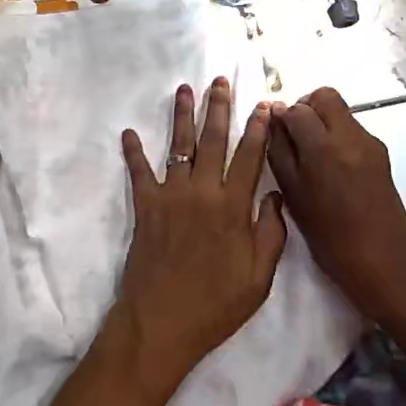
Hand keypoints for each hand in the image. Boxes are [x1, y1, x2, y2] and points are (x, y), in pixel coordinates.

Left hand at [108, 78, 286, 394]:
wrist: (162, 324)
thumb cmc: (216, 305)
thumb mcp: (259, 278)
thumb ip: (272, 234)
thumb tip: (277, 197)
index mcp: (233, 208)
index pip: (249, 158)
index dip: (258, 129)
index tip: (262, 105)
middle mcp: (203, 192)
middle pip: (214, 141)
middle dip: (219, 108)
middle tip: (220, 81)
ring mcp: (171, 197)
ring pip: (180, 147)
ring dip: (182, 116)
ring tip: (183, 89)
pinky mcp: (145, 207)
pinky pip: (139, 173)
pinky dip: (133, 152)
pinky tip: (128, 132)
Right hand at [267, 87, 405, 320]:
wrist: (382, 260)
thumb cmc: (329, 235)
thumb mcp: (293, 194)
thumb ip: (281, 152)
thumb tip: (274, 121)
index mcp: (324, 147)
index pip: (298, 109)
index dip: (282, 115)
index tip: (274, 129)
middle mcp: (350, 136)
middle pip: (325, 97)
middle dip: (306, 107)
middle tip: (294, 135)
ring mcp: (369, 143)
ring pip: (341, 112)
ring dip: (322, 121)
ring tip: (311, 156)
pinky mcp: (380, 153)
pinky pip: (353, 130)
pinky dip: (337, 136)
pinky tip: (330, 169)